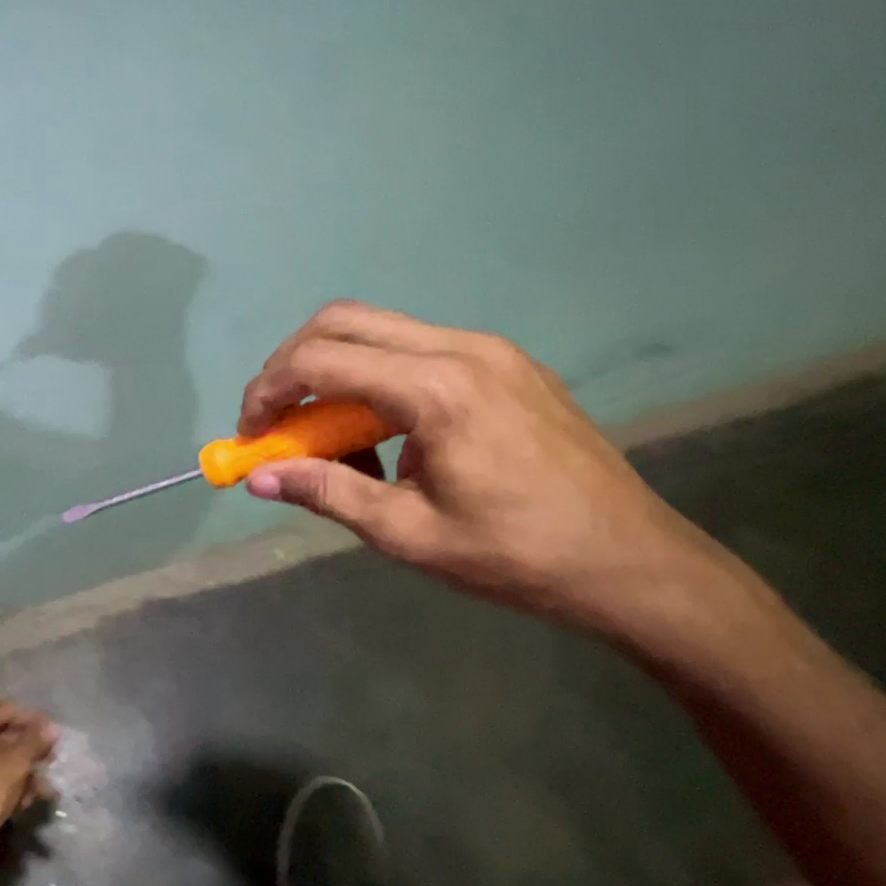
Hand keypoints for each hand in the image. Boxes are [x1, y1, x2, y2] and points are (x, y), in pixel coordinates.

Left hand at [0, 700, 57, 825]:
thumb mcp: (17, 762)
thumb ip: (35, 741)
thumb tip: (53, 726)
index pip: (7, 709)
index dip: (33, 719)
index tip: (54, 733)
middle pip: (1, 736)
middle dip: (30, 750)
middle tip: (51, 760)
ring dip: (23, 772)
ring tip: (46, 790)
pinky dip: (6, 783)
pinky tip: (26, 801)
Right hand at [239, 301, 722, 631]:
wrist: (634, 563)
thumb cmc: (516, 556)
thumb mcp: (407, 533)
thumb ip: (326, 492)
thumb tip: (257, 477)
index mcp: (437, 389)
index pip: (320, 359)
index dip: (268, 392)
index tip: (251, 436)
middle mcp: (461, 349)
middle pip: (343, 322)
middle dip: (292, 367)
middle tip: (276, 422)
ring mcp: (491, 351)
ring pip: (381, 332)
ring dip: (336, 375)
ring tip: (336, 445)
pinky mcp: (508, 366)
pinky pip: (419, 351)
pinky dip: (379, 382)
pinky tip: (389, 440)